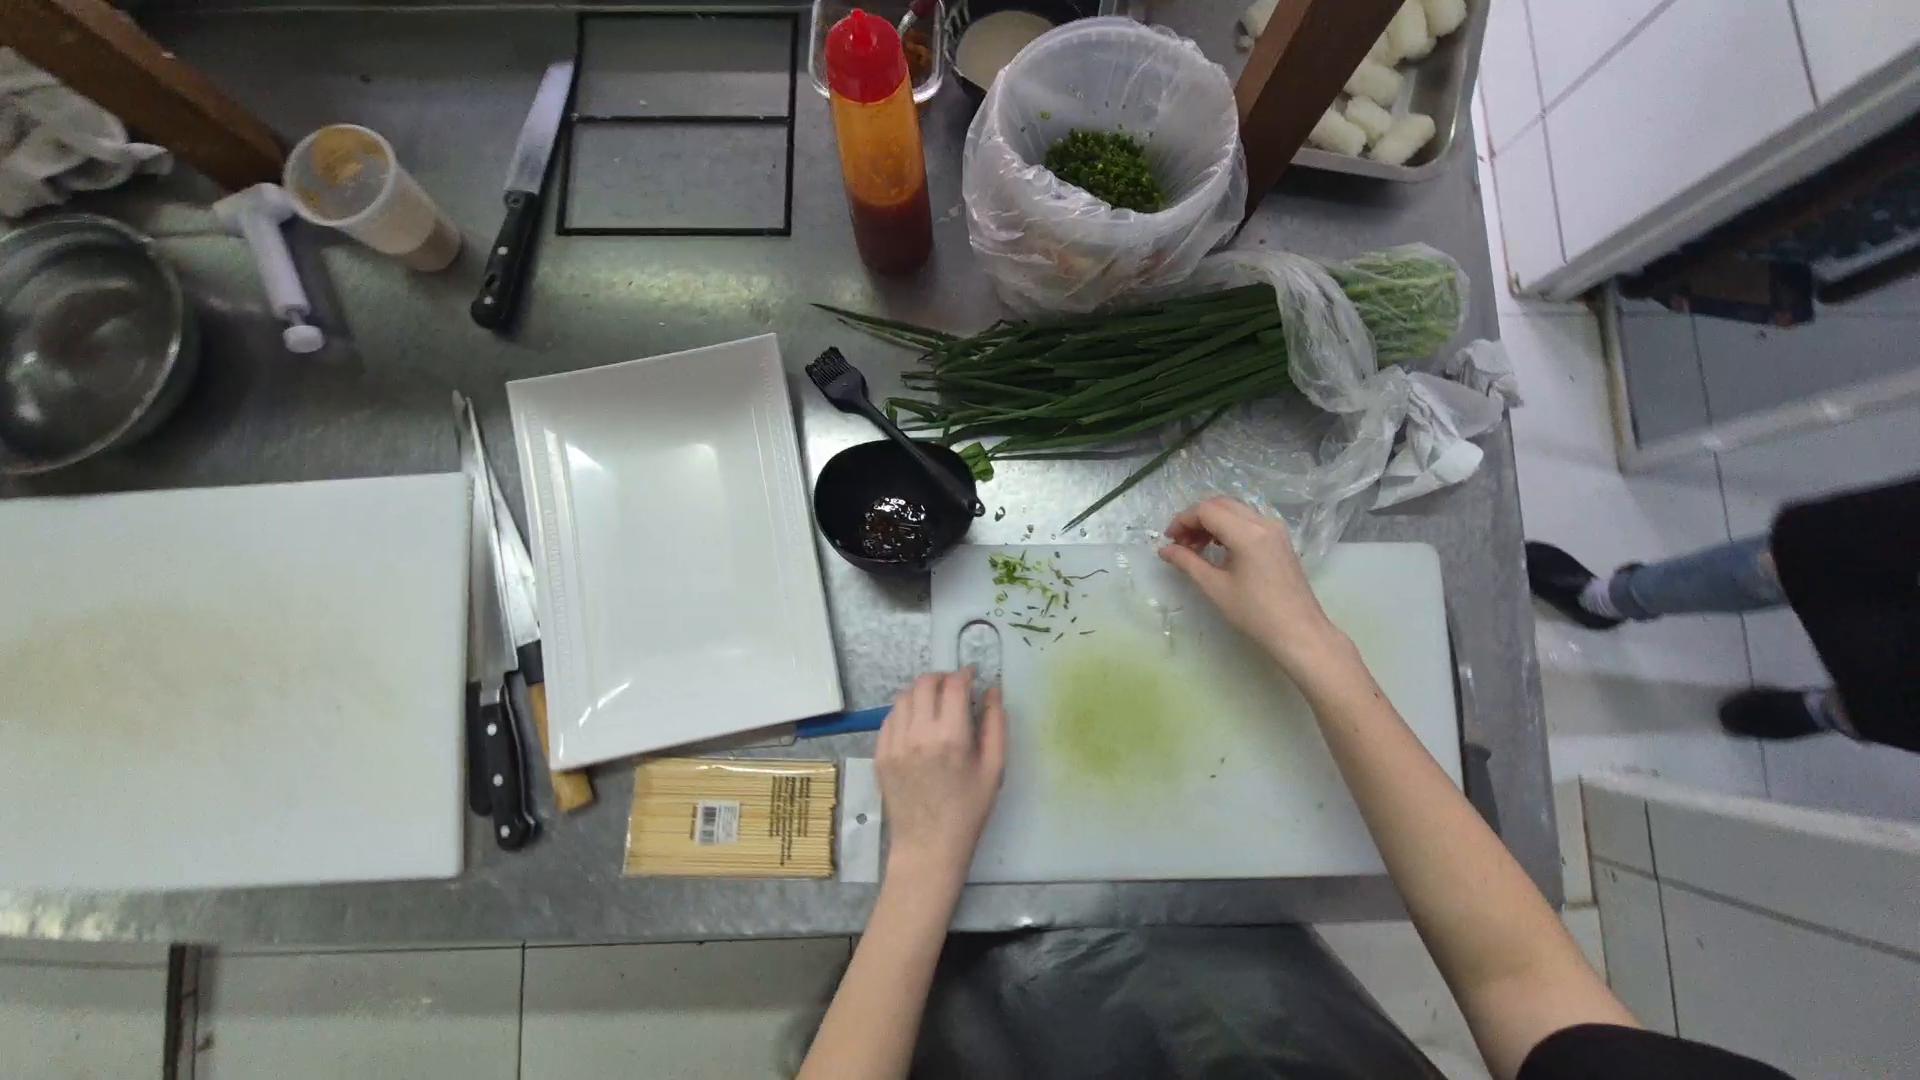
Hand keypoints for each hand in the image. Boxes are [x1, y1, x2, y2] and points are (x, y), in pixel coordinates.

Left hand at [877, 669, 1006, 882]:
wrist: (928, 846)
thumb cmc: (968, 810)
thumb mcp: (994, 768)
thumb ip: (995, 724)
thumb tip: (992, 691)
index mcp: (951, 737)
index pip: (954, 685)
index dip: (965, 674)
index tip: (973, 677)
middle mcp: (919, 734)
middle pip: (925, 683)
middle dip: (942, 678)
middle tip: (955, 689)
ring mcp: (895, 744)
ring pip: (904, 697)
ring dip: (922, 693)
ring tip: (935, 706)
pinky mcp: (880, 754)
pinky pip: (890, 718)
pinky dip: (905, 712)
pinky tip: (917, 725)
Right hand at [1158, 497, 1349, 677]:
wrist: (1299, 632)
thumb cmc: (1255, 613)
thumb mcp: (1215, 587)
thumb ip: (1187, 562)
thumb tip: (1164, 550)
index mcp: (1248, 533)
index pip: (1207, 511)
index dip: (1183, 520)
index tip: (1169, 540)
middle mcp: (1264, 523)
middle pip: (1221, 504)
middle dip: (1196, 519)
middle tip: (1181, 543)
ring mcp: (1276, 530)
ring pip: (1236, 510)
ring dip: (1212, 522)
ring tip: (1196, 547)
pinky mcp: (1280, 540)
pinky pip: (1249, 521)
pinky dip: (1229, 527)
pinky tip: (1219, 548)